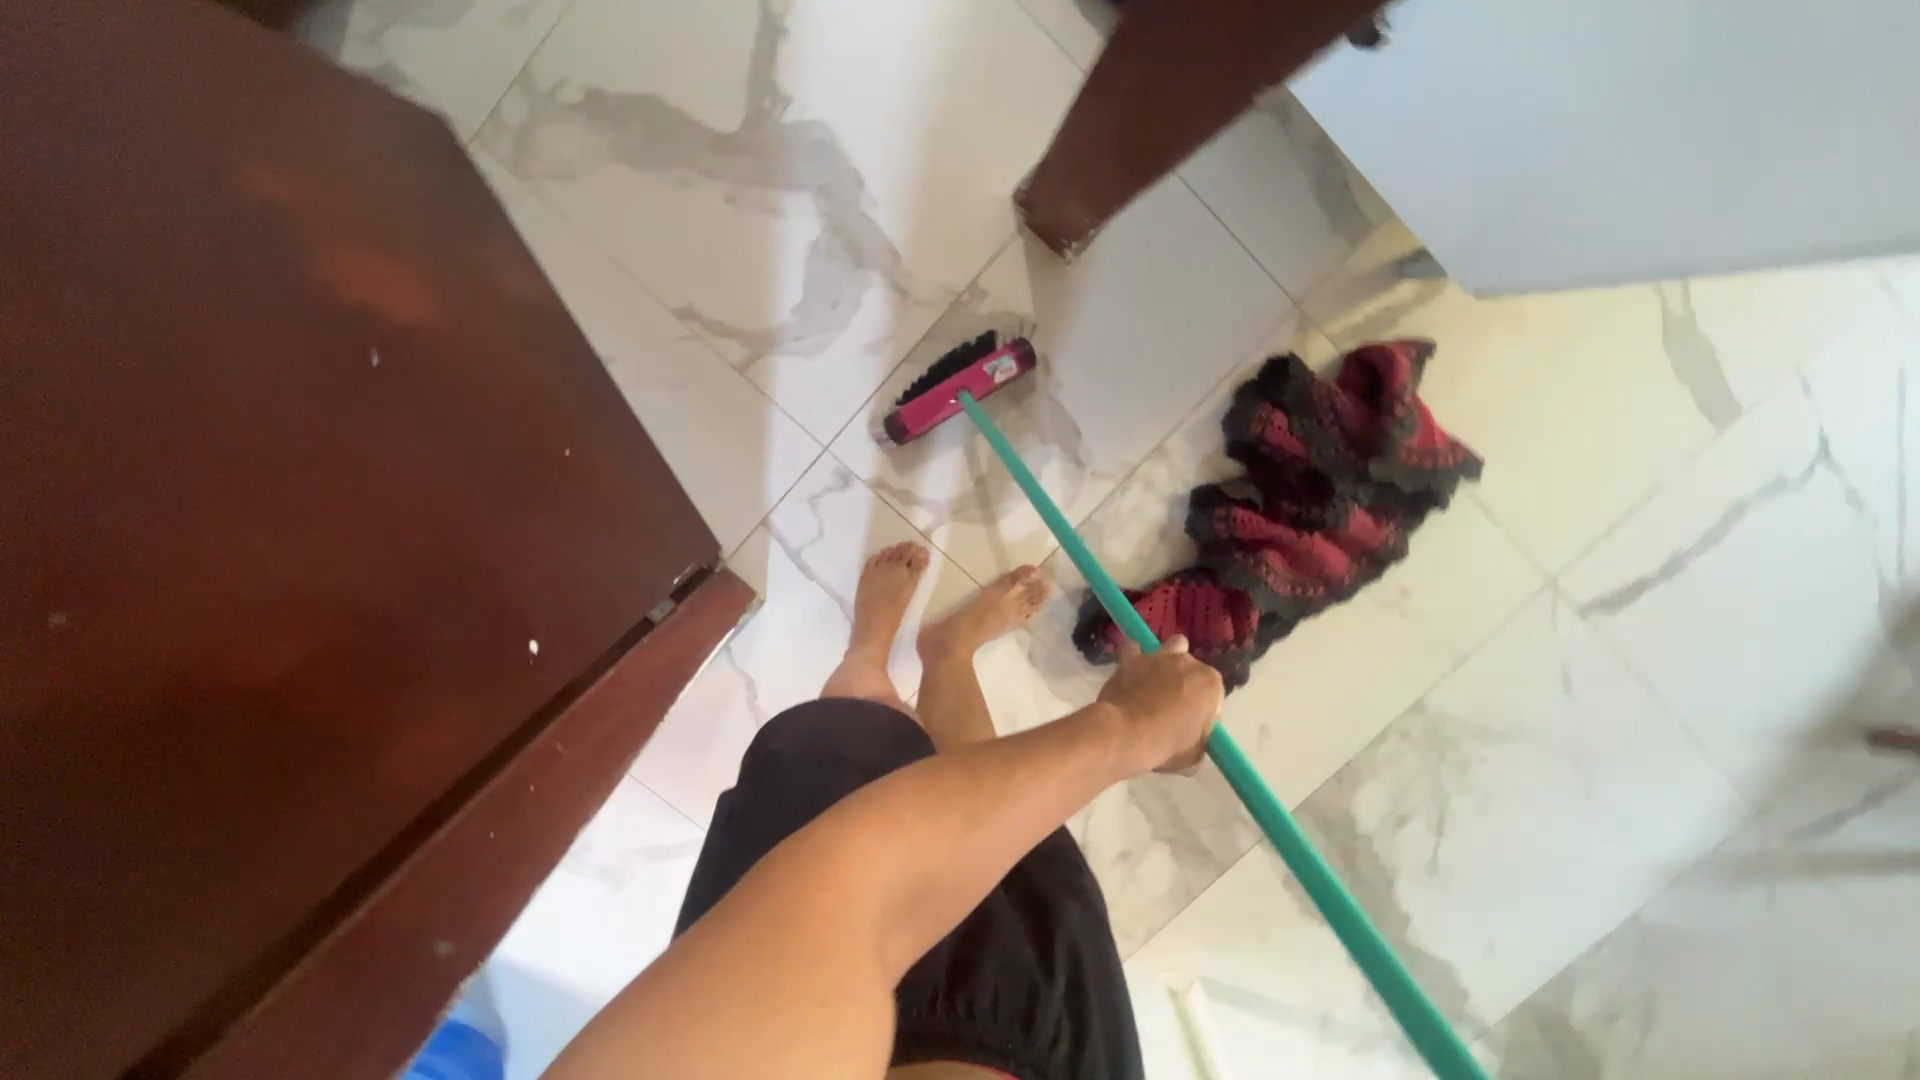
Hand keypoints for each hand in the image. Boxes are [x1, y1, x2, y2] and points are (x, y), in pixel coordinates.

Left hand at [1096, 636, 1222, 774]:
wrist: (1126, 733)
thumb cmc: (1167, 745)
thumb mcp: (1194, 754)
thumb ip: (1199, 740)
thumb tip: (1191, 740)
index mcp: (1210, 683)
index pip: (1212, 694)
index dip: (1202, 709)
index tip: (1190, 725)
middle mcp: (1187, 662)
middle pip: (1192, 669)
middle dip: (1185, 683)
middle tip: (1172, 705)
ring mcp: (1158, 656)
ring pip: (1170, 648)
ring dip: (1166, 661)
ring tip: (1156, 680)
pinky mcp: (1131, 657)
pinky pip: (1135, 651)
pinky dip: (1134, 660)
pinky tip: (1131, 674)